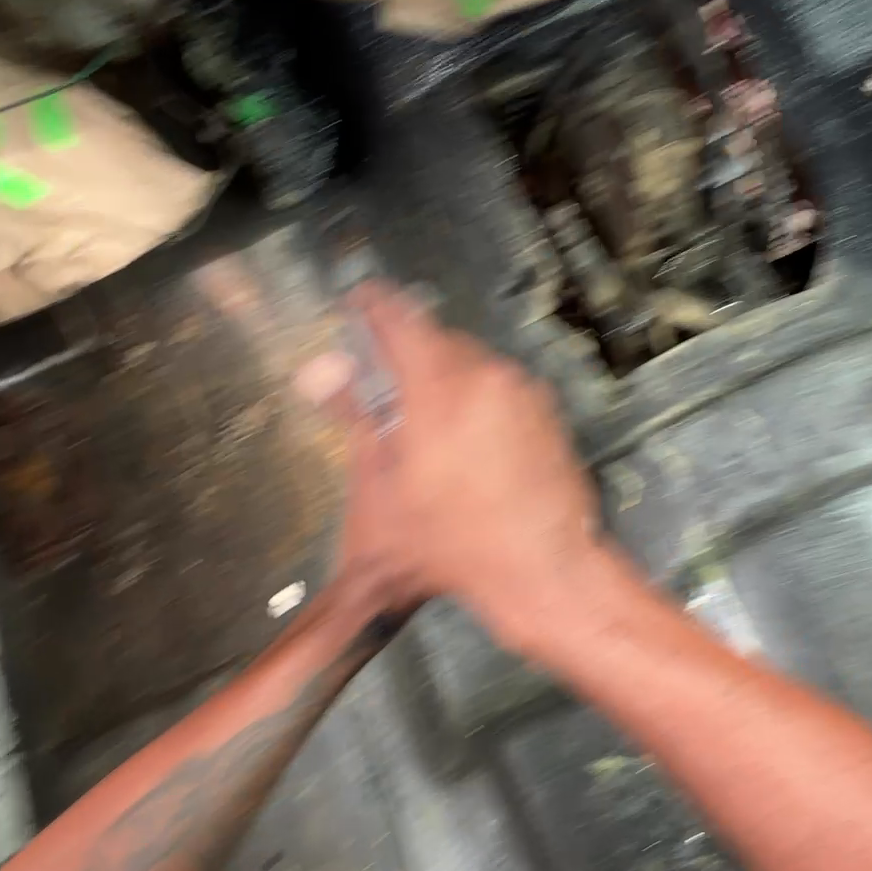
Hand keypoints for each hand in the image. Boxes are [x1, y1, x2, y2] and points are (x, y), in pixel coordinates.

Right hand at [298, 281, 605, 634]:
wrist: (543, 568)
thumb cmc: (453, 543)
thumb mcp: (384, 493)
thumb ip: (356, 422)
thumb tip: (321, 374)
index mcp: (439, 387)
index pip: (398, 318)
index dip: (372, 306)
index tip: (358, 302)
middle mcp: (487, 376)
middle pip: (438, 339)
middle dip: (410, 354)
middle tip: (390, 389)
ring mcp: (525, 392)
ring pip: (474, 363)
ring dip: (448, 378)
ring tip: (433, 429)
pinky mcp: (550, 412)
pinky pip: (504, 387)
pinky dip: (482, 398)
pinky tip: (475, 445)